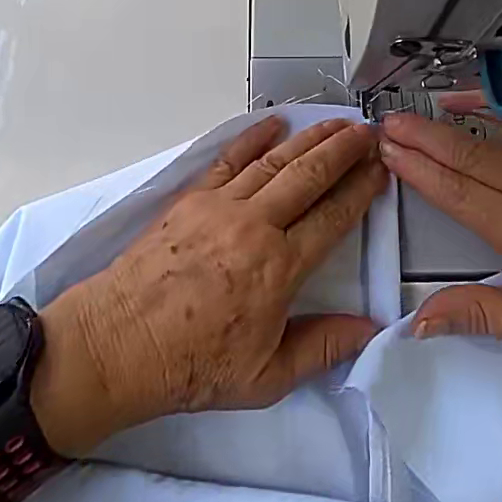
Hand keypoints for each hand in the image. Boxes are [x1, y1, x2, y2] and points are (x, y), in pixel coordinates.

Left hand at [33, 116, 388, 454]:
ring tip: (333, 124)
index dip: (361, 191)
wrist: (121, 342)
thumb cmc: (190, 364)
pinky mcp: (187, 201)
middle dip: (342, 151)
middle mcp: (252, 227)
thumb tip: (371, 329)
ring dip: (307, 140)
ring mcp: (217, 208)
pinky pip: (226, 161)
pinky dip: (250, 139)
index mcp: (279, 268)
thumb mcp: (267, 376)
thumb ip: (324, 348)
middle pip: (308, 177)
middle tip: (367, 133)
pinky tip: (270, 126)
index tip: (379, 172)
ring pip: (272, 162)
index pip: (333, 218)